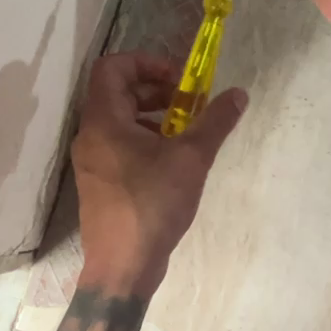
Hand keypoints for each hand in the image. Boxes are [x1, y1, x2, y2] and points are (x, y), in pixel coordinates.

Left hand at [69, 52, 246, 295]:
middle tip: (190, 103)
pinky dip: (146, 137)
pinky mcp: (101, 181)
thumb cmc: (153, 205)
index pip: (113, 67)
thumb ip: (215, 121)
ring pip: (120, 118)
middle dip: (157, 89)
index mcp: (104, 121)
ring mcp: (93, 159)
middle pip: (118, 91)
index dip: (147, 62)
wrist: (123, 268)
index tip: (180, 79)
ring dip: (154, 114)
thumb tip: (238, 93)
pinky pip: (120, 142)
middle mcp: (92, 134)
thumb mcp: (192, 158)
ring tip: (188, 130)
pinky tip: (175, 159)